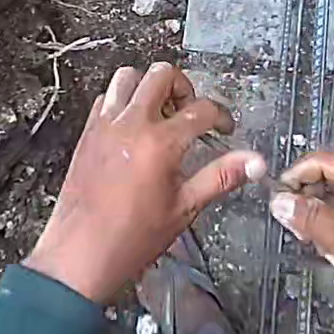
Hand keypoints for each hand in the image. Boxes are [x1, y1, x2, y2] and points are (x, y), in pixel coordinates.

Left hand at [25, 62, 263, 302]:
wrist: (78, 259)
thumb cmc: (132, 238)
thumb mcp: (185, 208)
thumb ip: (221, 176)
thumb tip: (255, 162)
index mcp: (161, 143)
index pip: (202, 109)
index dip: (221, 116)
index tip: (224, 128)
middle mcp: (132, 125)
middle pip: (163, 75)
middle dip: (185, 88)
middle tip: (190, 112)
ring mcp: (106, 126)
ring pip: (129, 77)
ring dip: (150, 88)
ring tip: (161, 114)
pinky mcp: (88, 134)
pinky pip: (106, 98)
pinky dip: (123, 102)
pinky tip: (133, 127)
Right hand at [270, 151, 333, 333]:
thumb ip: (313, 220)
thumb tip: (280, 202)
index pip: (328, 160)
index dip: (299, 173)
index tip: (277, 193)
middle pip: (332, 176)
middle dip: (308, 195)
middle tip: (289, 218)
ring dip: (319, 213)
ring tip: (307, 236)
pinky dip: (333, 225)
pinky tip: (327, 247)